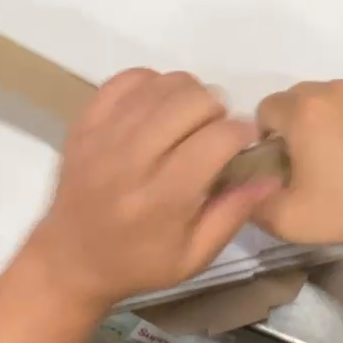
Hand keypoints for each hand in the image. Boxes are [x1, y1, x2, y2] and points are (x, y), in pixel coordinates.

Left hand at [20, 69, 277, 309]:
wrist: (70, 262)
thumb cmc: (139, 264)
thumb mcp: (195, 256)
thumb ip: (234, 212)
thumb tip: (272, 174)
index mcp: (162, 198)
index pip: (216, 139)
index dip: (241, 131)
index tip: (246, 140)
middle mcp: (131, 161)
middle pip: (190, 101)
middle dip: (217, 109)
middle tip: (216, 130)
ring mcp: (103, 137)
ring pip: (162, 84)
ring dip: (188, 93)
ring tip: (190, 118)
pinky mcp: (84, 124)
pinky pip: (125, 79)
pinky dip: (152, 83)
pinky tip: (159, 106)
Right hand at [254, 80, 342, 255]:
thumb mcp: (286, 220)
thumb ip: (252, 199)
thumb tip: (246, 185)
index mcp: (302, 111)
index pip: (266, 109)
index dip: (269, 135)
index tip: (285, 161)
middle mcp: (333, 89)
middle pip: (298, 98)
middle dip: (298, 123)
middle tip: (314, 159)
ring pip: (332, 95)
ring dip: (329, 116)